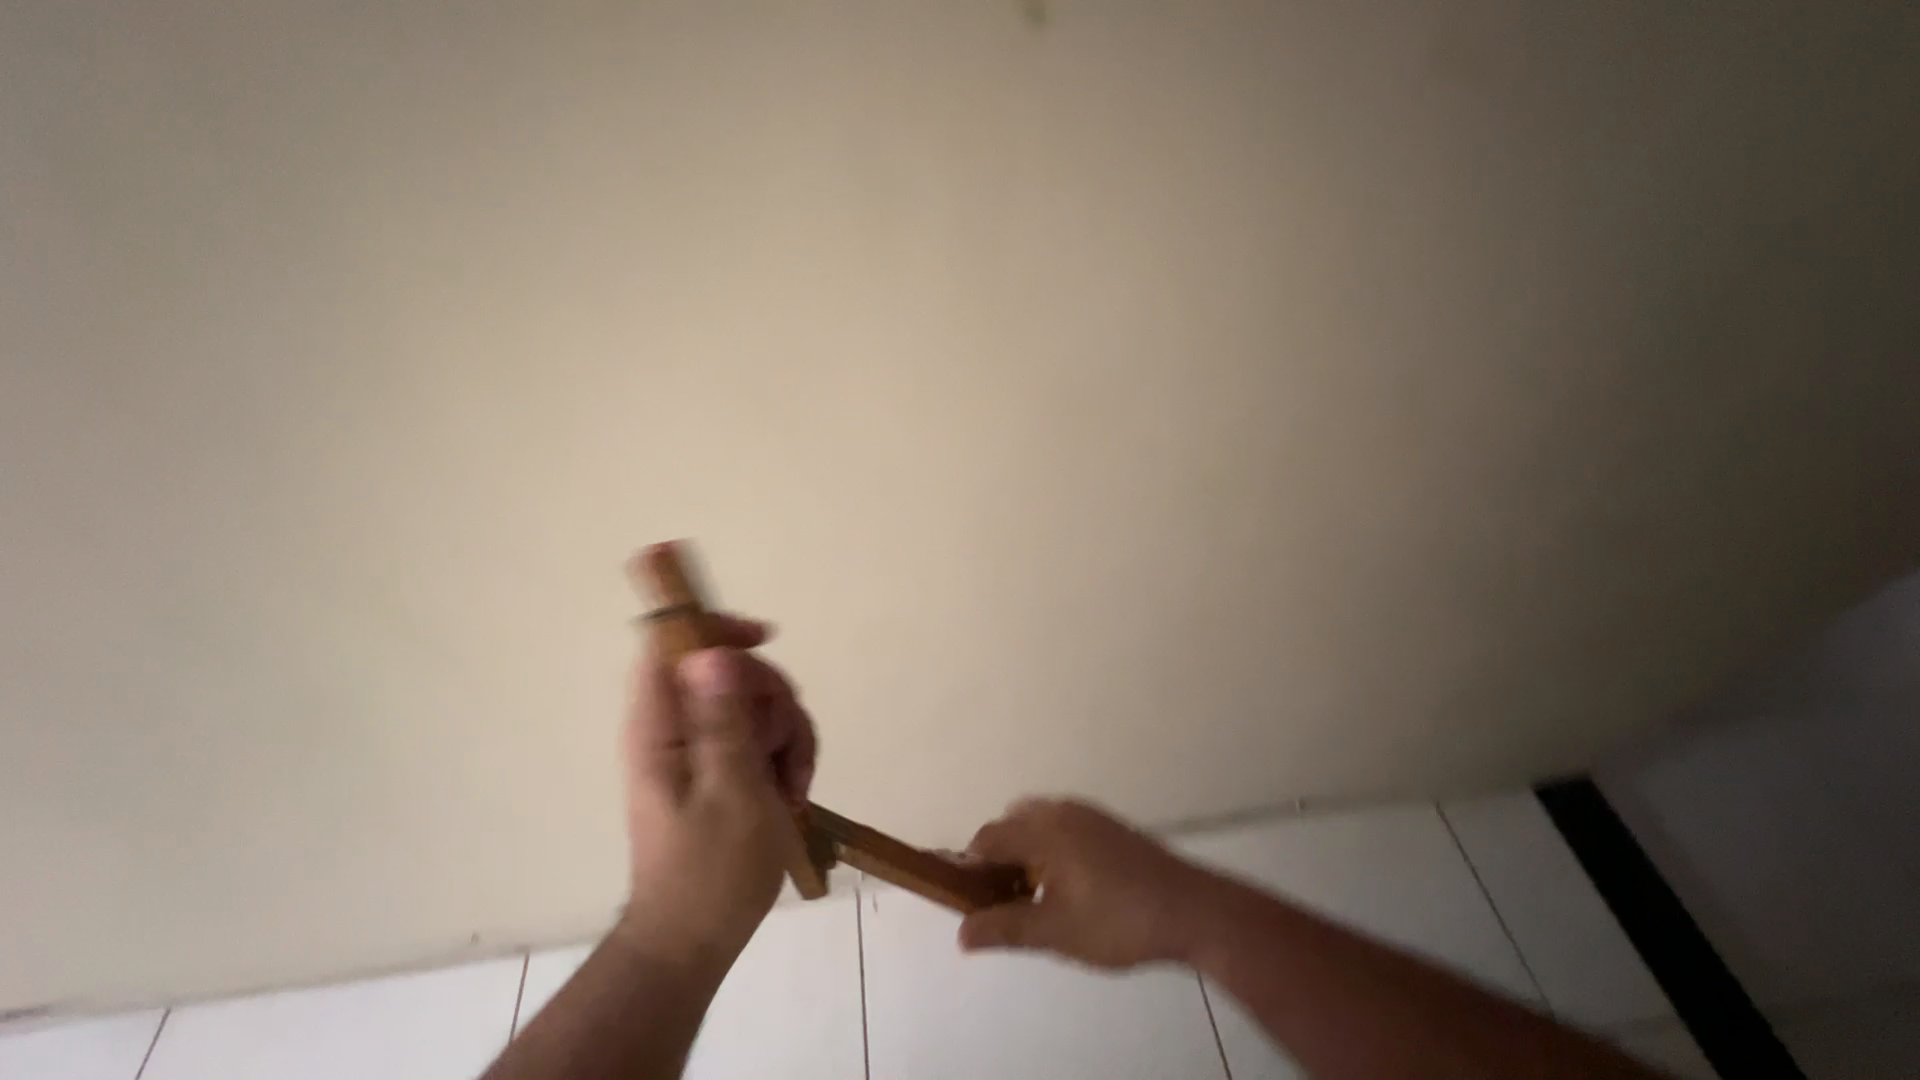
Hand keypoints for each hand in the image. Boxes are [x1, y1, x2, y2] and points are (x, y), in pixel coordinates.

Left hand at [616, 614, 817, 972]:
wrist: (696, 938)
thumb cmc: (711, 871)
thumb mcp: (730, 792)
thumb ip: (724, 720)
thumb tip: (709, 653)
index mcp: (661, 725)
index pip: (672, 643)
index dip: (716, 628)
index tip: (765, 642)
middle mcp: (675, 726)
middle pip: (729, 668)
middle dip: (772, 698)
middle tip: (784, 745)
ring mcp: (699, 747)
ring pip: (755, 701)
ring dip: (787, 732)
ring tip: (792, 783)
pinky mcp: (721, 767)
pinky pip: (761, 734)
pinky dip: (785, 755)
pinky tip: (792, 792)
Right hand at [958, 798, 1218, 969]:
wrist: (1192, 910)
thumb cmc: (1119, 921)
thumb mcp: (1056, 932)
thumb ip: (1005, 929)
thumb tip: (961, 933)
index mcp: (1045, 830)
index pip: (989, 837)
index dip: (971, 866)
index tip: (969, 899)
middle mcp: (1063, 811)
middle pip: (1012, 823)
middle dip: (998, 856)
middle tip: (1002, 900)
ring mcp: (1090, 815)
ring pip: (1039, 822)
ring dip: (1025, 850)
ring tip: (1034, 896)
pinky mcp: (1111, 826)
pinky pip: (1064, 825)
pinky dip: (1050, 846)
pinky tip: (1068, 885)